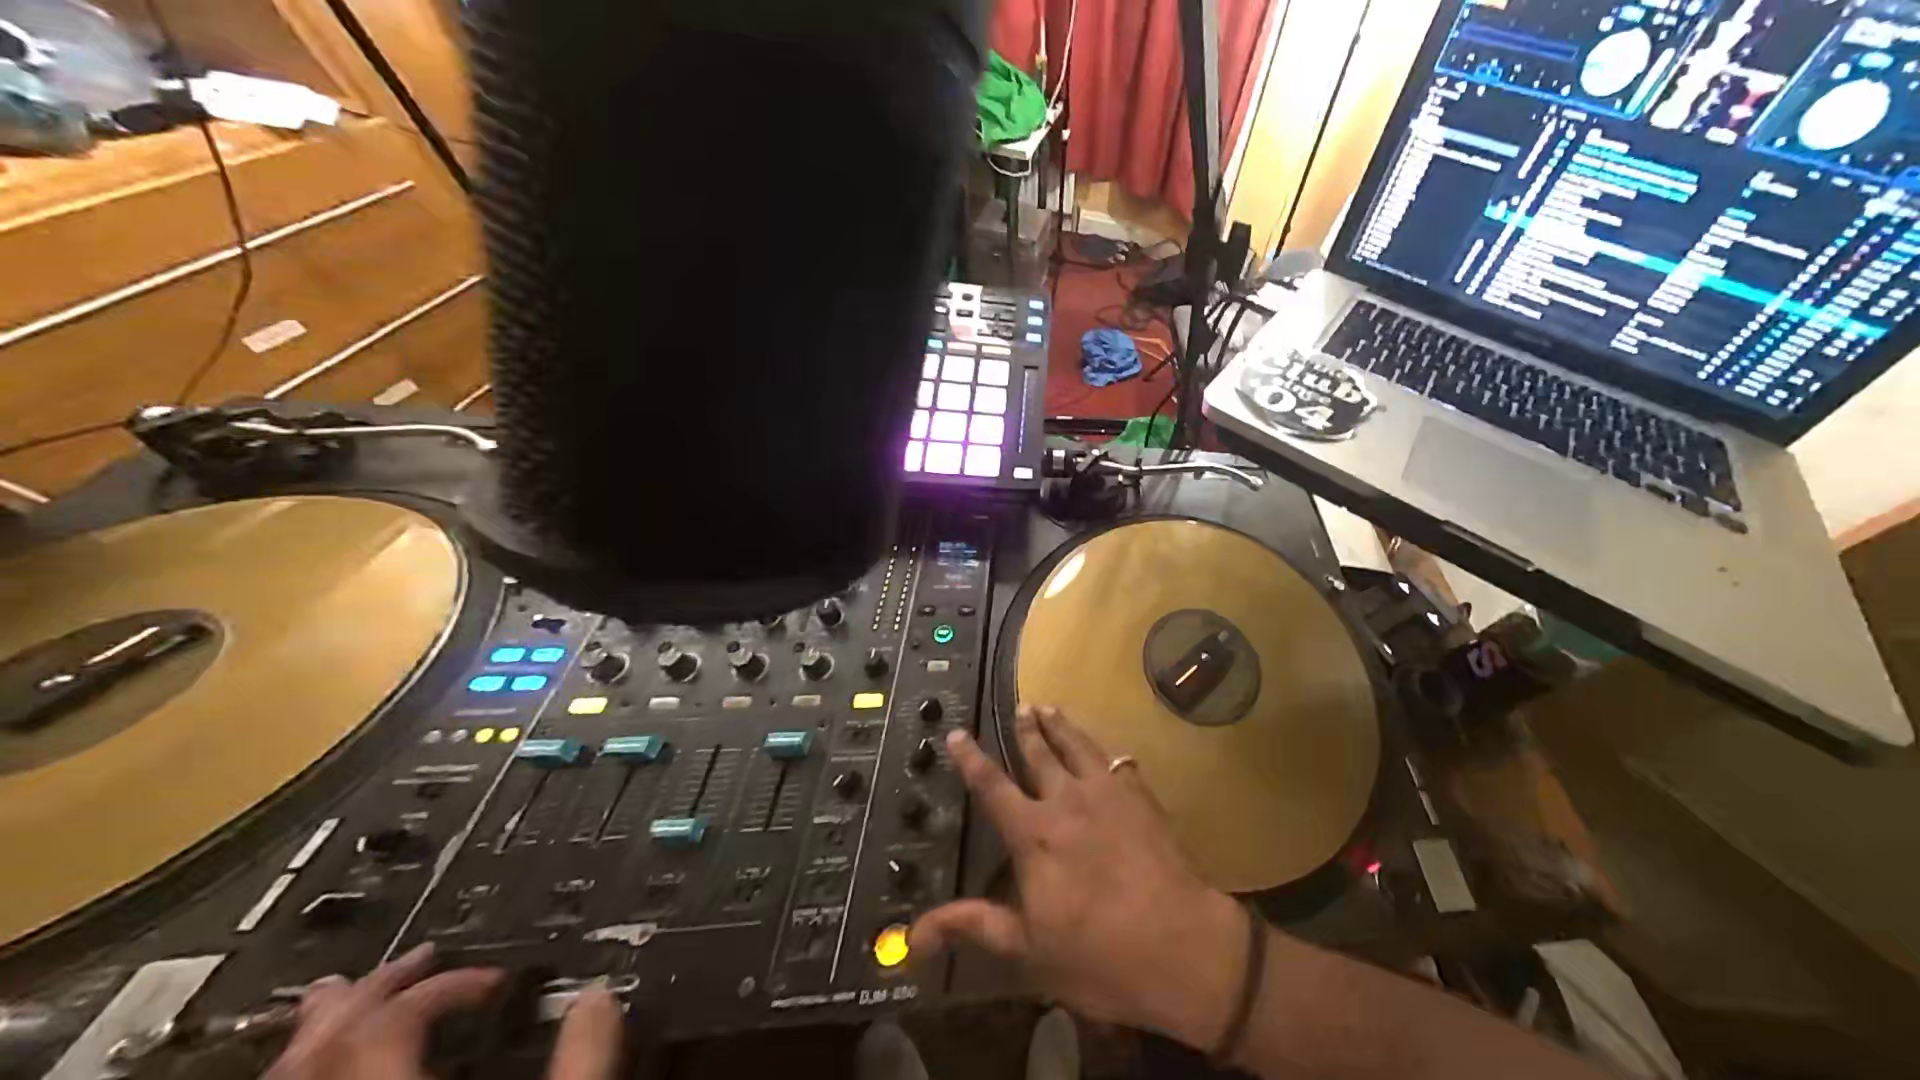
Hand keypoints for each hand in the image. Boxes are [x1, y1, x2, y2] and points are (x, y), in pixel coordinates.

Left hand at [264, 943, 622, 1079]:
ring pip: (289, 1074)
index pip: (397, 1020)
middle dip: (376, 987)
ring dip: (324, 1024)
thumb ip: (579, 1063)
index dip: (448, 984)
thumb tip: (599, 998)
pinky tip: (328, 1057)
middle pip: (324, 1044)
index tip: (493, 980)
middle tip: (419, 956)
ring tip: (347, 993)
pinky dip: (308, 1063)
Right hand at [909, 706, 1248, 1049]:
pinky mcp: (1142, 800)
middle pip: (1039, 753)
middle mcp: (1067, 801)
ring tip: (1049, 709)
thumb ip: (972, 926)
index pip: (992, 785)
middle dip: (1026, 729)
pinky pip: (1119, 762)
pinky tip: (1108, 750)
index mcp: (1033, 833)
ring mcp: (1109, 795)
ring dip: (1061, 726)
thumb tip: (913, 935)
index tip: (956, 733)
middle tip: (1020, 707)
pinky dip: (1106, 751)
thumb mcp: (1027, 948)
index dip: (970, 758)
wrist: (1182, 948)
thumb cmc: (1098, 954)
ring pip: (1078, 746)